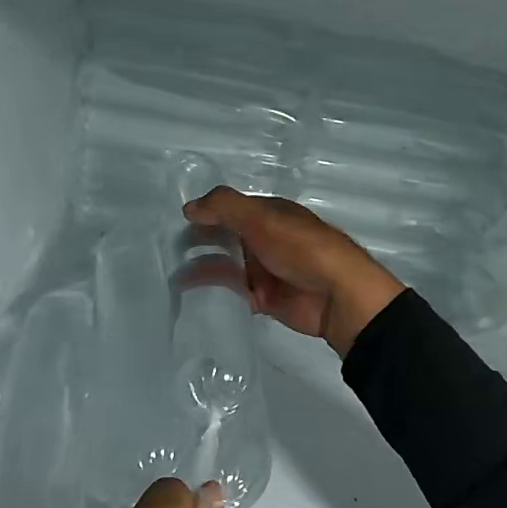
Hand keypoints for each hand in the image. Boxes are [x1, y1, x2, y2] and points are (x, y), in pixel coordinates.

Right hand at [182, 187, 405, 356]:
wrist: (338, 296)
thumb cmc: (301, 249)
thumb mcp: (262, 219)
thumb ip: (224, 208)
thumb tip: (189, 207)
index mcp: (270, 216)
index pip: (231, 210)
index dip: (206, 215)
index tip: (177, 224)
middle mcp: (267, 241)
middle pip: (227, 239)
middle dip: (201, 243)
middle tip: (169, 252)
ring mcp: (266, 271)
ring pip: (228, 267)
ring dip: (204, 269)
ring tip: (173, 276)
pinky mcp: (265, 300)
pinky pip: (235, 294)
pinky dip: (216, 294)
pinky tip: (192, 295)